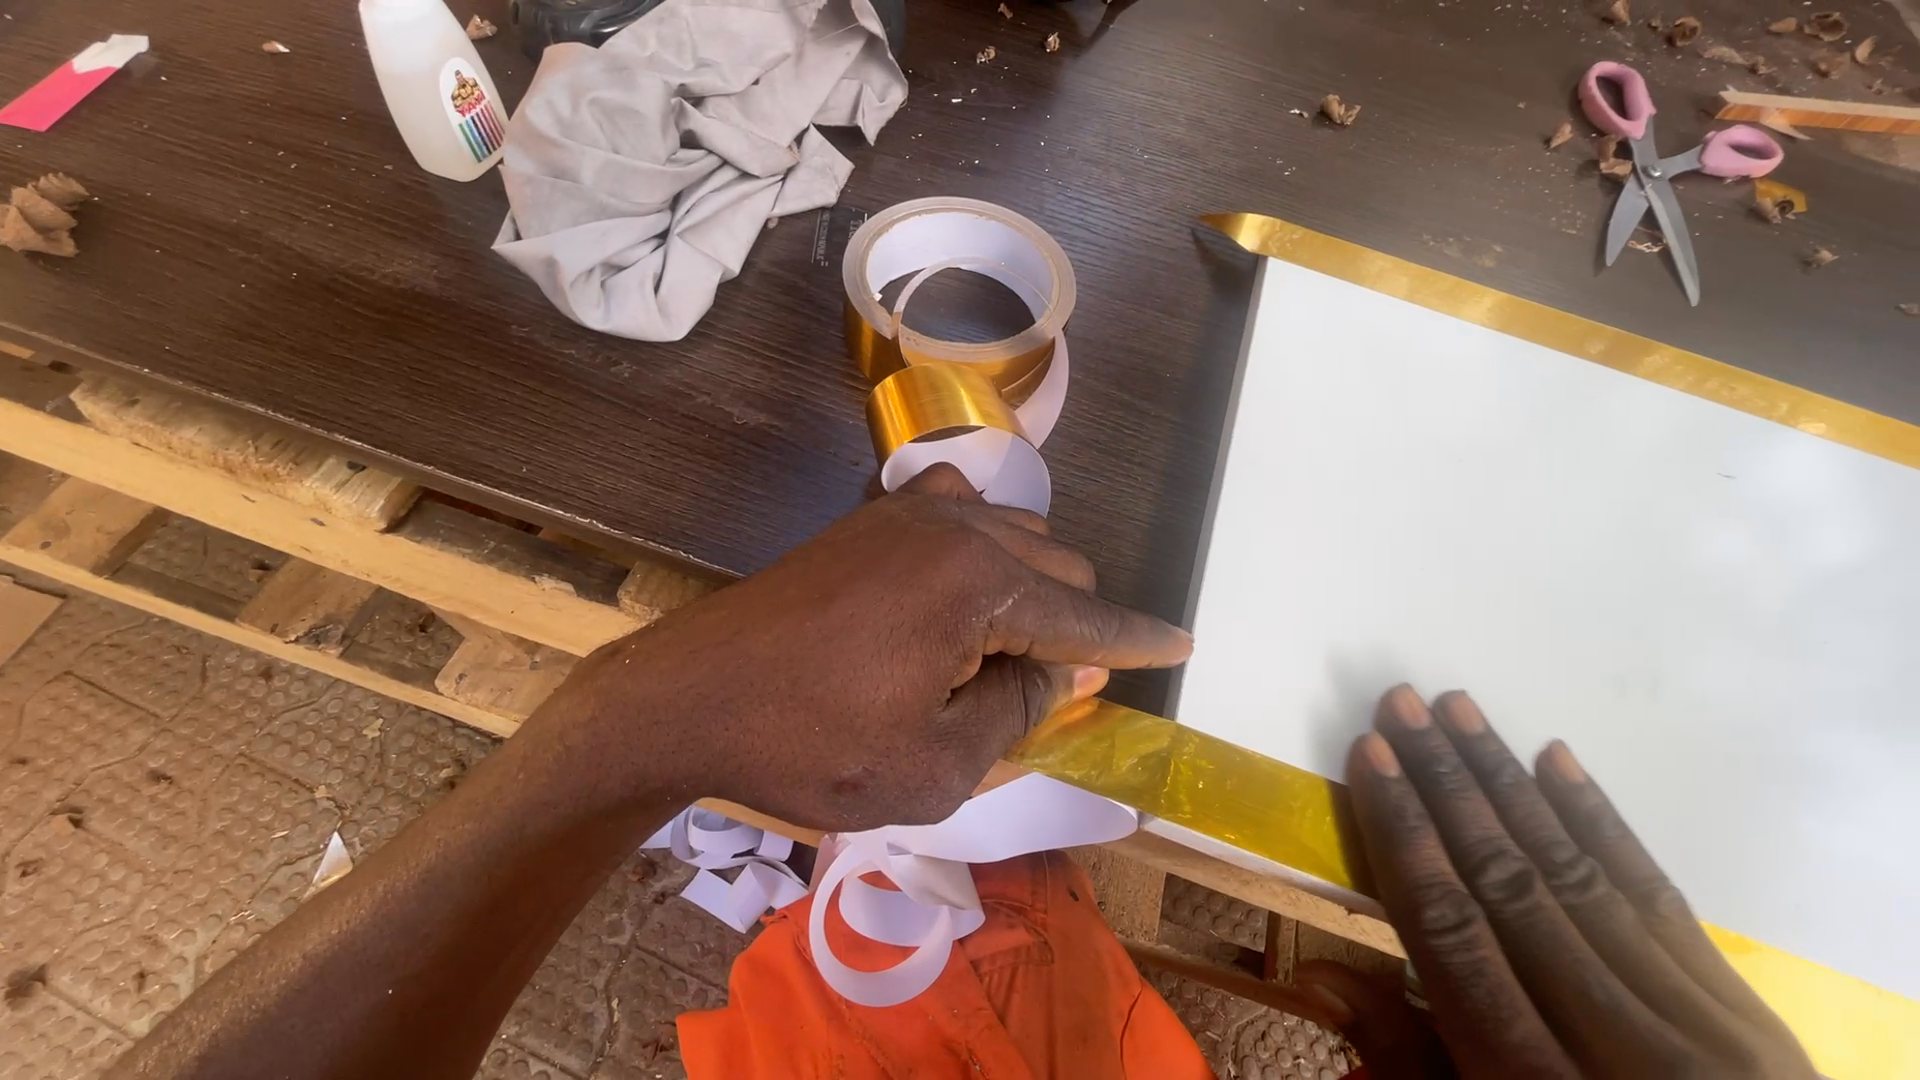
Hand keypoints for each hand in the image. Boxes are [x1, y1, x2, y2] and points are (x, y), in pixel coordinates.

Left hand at [530, 465, 1191, 831]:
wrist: (691, 696)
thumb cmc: (812, 748)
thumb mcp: (935, 766)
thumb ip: (1018, 709)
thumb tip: (1068, 667)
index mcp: (979, 586)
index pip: (1087, 617)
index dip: (1138, 641)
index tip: (1181, 645)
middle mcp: (956, 528)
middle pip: (1059, 565)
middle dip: (1072, 625)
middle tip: (1040, 689)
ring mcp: (908, 512)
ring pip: (1014, 535)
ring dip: (1029, 588)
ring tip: (994, 653)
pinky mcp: (869, 517)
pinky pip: (958, 512)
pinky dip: (981, 547)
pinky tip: (958, 588)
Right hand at [1296, 687, 1816, 1078]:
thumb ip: (1402, 1061)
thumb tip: (1321, 975)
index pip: (1449, 927)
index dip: (1404, 833)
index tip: (1373, 754)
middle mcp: (1621, 1050)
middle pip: (1512, 885)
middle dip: (1447, 783)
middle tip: (1405, 701)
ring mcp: (1704, 1034)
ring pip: (1580, 874)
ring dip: (1510, 780)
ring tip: (1463, 708)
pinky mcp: (1751, 1021)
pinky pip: (1660, 899)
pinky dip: (1604, 823)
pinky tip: (1560, 761)